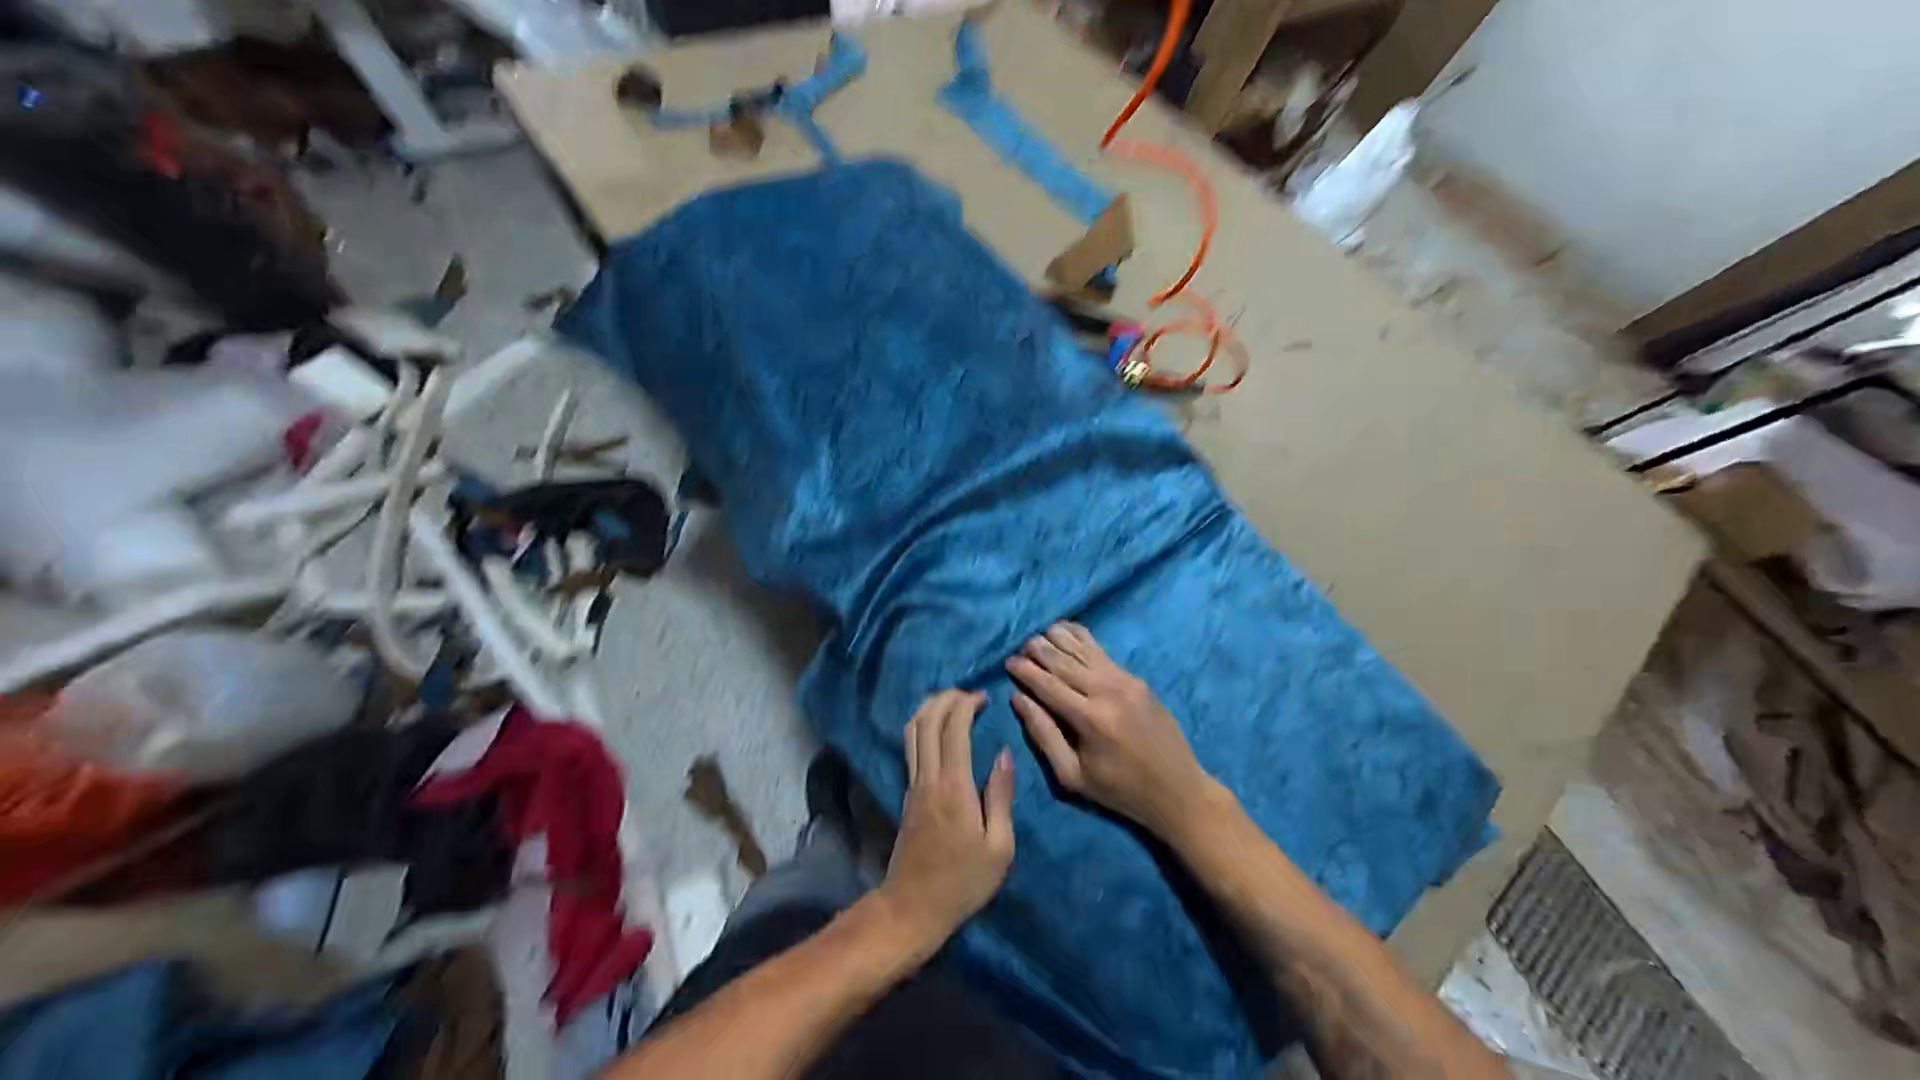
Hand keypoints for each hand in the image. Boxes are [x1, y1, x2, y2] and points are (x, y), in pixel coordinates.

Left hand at [875, 689, 1015, 950]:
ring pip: (913, 730)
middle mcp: (928, 777)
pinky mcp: (907, 793)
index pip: (954, 728)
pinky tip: (939, 728)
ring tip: (954, 702)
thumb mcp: (999, 847)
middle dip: (947, 698)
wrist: (913, 907)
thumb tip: (1004, 754)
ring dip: (931, 708)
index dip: (967, 704)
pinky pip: (911, 746)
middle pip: (928, 720)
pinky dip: (924, 725)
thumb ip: (1001, 796)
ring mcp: (913, 784)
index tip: (985, 698)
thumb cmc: (963, 882)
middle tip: (971, 695)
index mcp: (954, 786)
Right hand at [1006, 622, 1221, 835]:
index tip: (1008, 662)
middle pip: (1064, 662)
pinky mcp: (1137, 679)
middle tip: (1020, 645)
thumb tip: (1018, 699)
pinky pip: (1102, 652)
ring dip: (1059, 639)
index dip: (1025, 672)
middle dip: (1039, 651)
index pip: (1048, 685)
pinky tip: (1067, 629)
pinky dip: (1082, 638)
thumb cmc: (1120, 791)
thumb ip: (1043, 734)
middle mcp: (1108, 692)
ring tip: (1039, 634)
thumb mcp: (1073, 775)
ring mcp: (1126, 681)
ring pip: (1083, 650)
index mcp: (1090, 719)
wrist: (1178, 790)